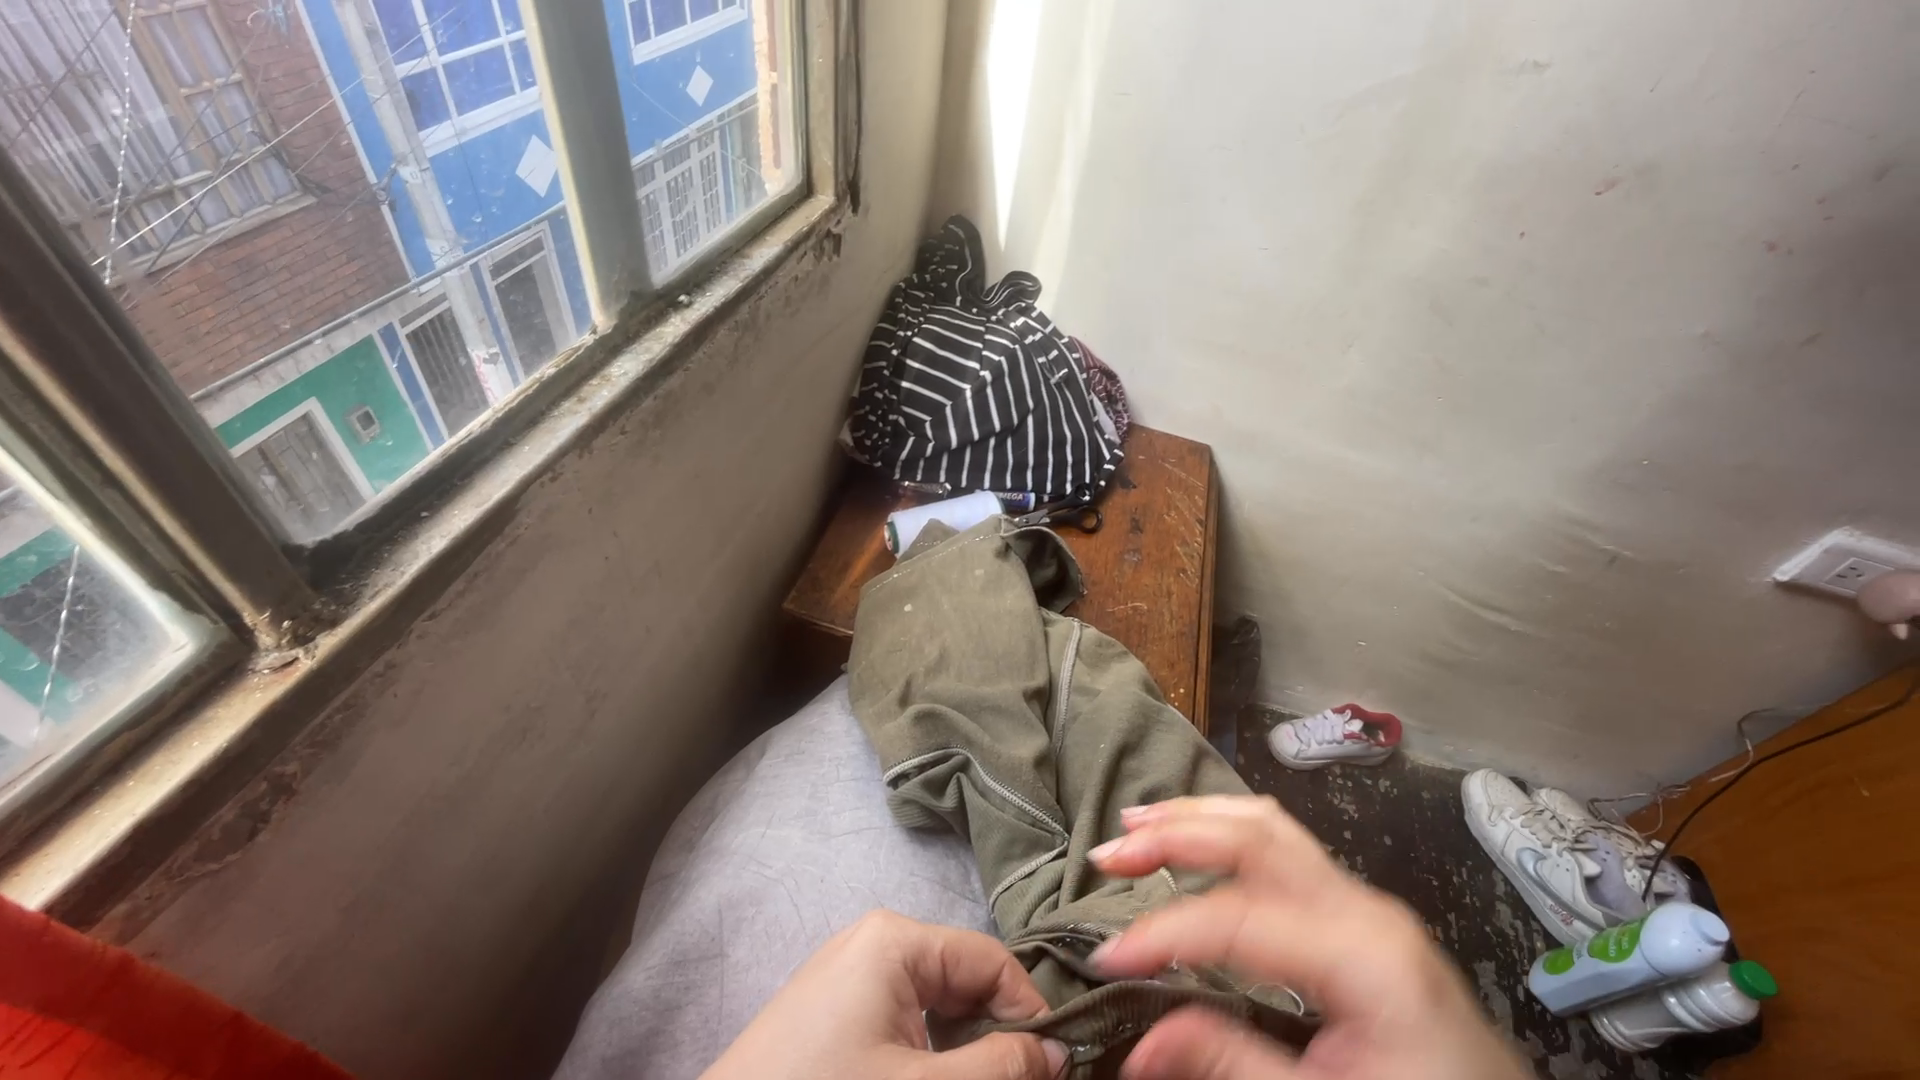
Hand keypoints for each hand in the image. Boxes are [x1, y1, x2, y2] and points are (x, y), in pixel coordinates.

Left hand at [699, 910, 1068, 1079]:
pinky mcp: (837, 1006)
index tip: (1058, 1067)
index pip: (991, 960)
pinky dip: (930, 1050)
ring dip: (965, 1048)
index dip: (1029, 1013)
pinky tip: (933, 1079)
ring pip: (937, 1002)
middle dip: (996, 1034)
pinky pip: (904, 1016)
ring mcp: (852, 971)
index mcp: (897, 939)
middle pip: (964, 979)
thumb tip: (1062, 1051)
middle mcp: (876, 940)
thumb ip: (1000, 1067)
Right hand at [1088, 796, 1529, 1079]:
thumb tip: (1136, 1048)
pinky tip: (1196, 838)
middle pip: (1255, 835)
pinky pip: (1285, 845)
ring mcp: (1366, 903)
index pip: (1238, 915)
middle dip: (1174, 835)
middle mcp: (1365, 907)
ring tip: (1138, 822)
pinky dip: (1227, 831)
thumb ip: (1227, 1062)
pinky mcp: (1360, 913)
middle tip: (1110, 854)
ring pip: (1269, 824)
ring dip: (1197, 817)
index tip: (1109, 958)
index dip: (1164, 930)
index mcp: (1366, 954)